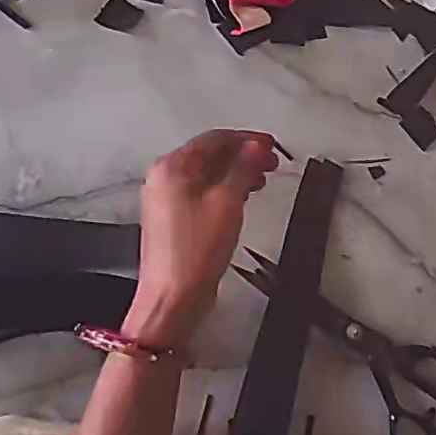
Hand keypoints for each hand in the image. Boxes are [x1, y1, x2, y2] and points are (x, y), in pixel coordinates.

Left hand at [124, 129, 278, 347]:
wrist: (174, 295)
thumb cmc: (195, 252)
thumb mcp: (228, 202)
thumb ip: (244, 169)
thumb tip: (256, 147)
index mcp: (172, 167)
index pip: (214, 139)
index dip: (246, 139)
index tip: (271, 144)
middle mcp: (164, 178)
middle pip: (209, 154)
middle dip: (242, 154)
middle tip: (271, 160)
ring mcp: (167, 199)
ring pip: (207, 173)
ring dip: (235, 171)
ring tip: (262, 177)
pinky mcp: (174, 217)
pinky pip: (202, 191)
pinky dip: (224, 188)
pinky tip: (242, 195)